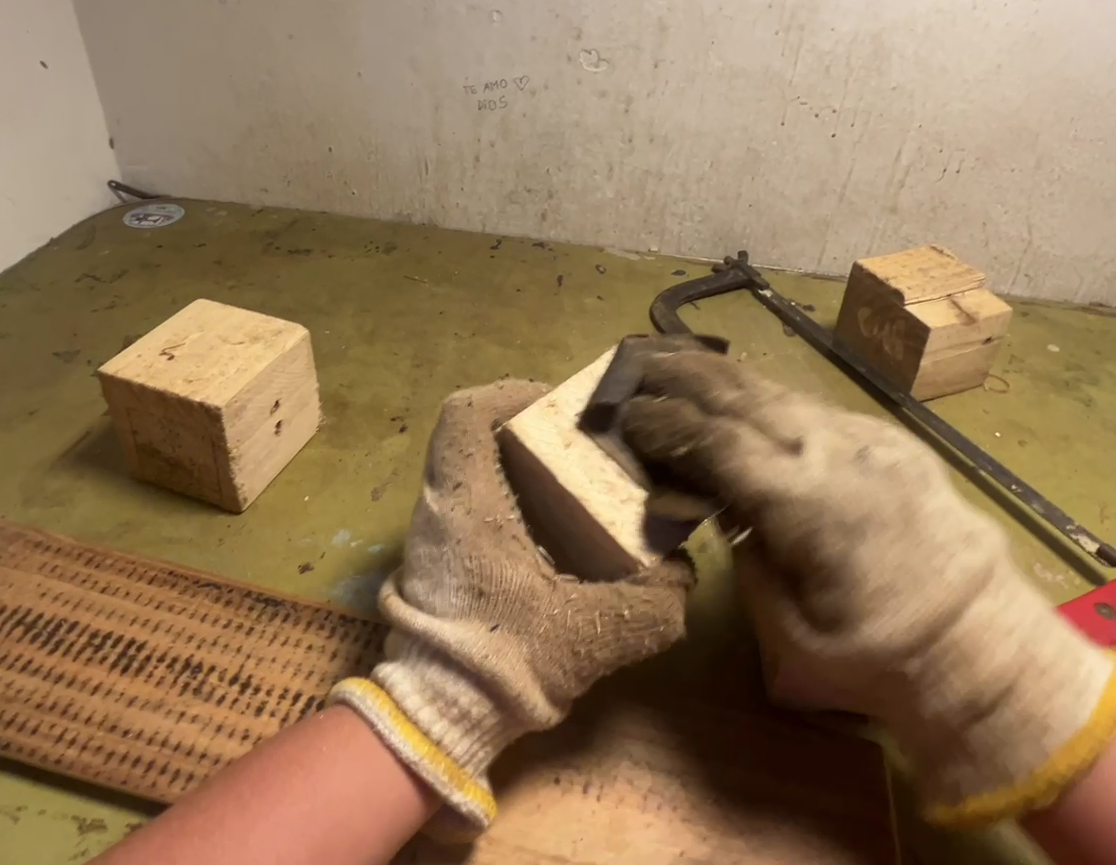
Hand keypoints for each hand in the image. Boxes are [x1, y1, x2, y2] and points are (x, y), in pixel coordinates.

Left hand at [332, 380, 695, 831]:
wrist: (437, 721)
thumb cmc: (499, 663)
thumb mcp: (589, 635)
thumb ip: (651, 604)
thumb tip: (682, 572)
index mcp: (467, 503)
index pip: (465, 415)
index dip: (509, 395)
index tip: (555, 405)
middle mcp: (442, 507)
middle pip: (475, 437)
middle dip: (527, 430)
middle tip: (580, 445)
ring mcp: (433, 533)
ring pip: (474, 469)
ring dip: (519, 464)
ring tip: (575, 482)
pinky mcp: (438, 559)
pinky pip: (473, 502)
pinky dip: (510, 498)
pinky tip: (555, 530)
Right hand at [618, 351, 1115, 827]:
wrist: (980, 642)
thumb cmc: (873, 654)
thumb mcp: (787, 627)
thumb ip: (741, 553)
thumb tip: (706, 501)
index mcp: (808, 504)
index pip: (718, 444)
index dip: (665, 426)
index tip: (624, 416)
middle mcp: (834, 452)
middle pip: (742, 397)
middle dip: (680, 377)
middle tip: (631, 363)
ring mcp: (863, 437)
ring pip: (775, 391)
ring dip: (717, 375)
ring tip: (670, 359)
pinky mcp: (883, 436)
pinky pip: (806, 405)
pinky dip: (758, 395)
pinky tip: (732, 392)